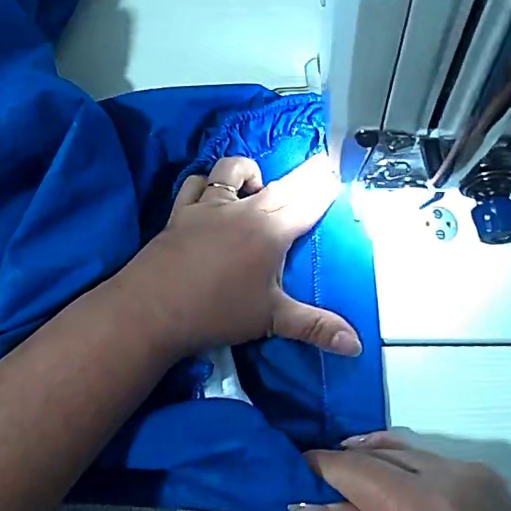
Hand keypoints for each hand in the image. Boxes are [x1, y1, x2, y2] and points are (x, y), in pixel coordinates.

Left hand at [104, 153, 360, 360]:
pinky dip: (207, 182)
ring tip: (257, 182)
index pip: (307, 204)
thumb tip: (356, 346)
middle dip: (303, 175)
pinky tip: (210, 190)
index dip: (324, 188)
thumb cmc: (218, 312)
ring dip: (249, 171)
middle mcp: (243, 211)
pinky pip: (196, 183)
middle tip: (319, 164)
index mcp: (271, 233)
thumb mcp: (272, 320)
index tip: (336, 172)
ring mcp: (209, 207)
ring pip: (232, 171)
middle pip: (280, 185)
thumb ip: (315, 327)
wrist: (153, 307)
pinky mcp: (181, 212)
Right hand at [295, 434, 510, 510]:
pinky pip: (426, 460)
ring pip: (400, 450)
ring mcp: (477, 476)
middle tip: (305, 492)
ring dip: (366, 467)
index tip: (286, 478)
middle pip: (377, 452)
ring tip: (337, 496)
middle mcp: (459, 477)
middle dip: (339, 469)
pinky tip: (379, 496)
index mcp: (435, 508)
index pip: (356, 467)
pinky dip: (396, 469)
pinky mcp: (485, 483)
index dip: (316, 469)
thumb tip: (309, 500)